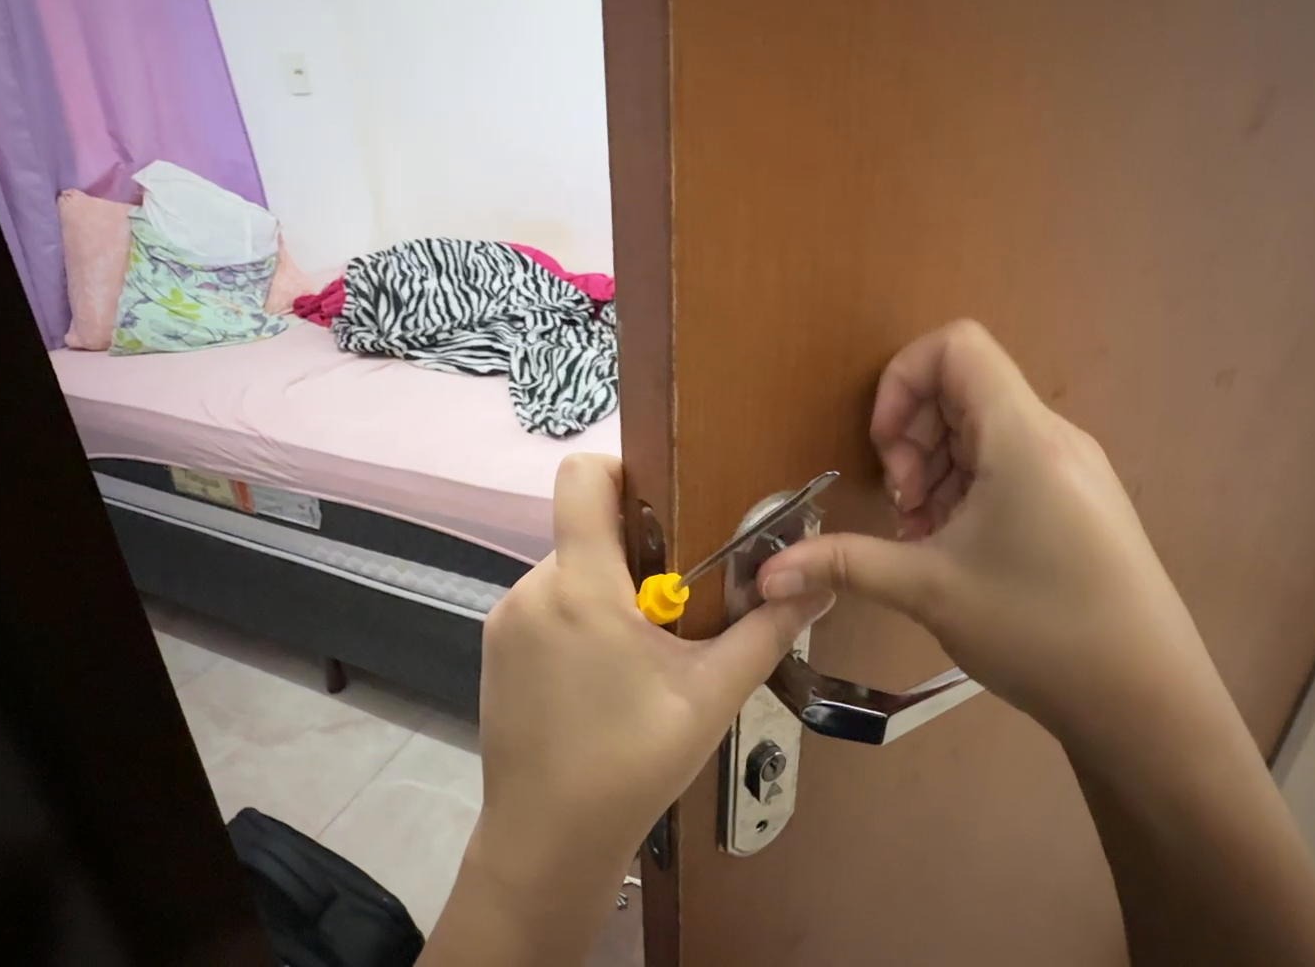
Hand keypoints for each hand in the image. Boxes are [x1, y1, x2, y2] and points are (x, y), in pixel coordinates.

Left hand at [426, 454, 831, 964]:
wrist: (545, 844)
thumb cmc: (631, 764)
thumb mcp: (712, 694)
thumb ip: (768, 629)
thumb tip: (818, 583)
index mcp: (581, 585)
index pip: (582, 477)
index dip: (624, 470)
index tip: (665, 502)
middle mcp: (532, 588)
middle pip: (586, 529)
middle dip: (635, 551)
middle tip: (675, 604)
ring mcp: (506, 620)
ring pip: (568, 570)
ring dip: (608, 591)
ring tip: (642, 651)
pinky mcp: (496, 649)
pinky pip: (545, 605)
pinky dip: (578, 618)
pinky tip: (603, 676)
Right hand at [755, 320, 1226, 763]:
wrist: (1150, 705)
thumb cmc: (1040, 631)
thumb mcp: (929, 590)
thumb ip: (842, 563)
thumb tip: (765, 574)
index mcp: (1022, 437)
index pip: (955, 346)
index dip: (900, 381)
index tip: (884, 450)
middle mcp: (1050, 437)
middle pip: (960, 388)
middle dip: (910, 437)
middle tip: (903, 504)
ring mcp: (1069, 468)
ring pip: (978, 429)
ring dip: (933, 469)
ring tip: (922, 535)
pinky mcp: (1076, 498)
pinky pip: (1004, 463)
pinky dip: (963, 489)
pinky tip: (953, 547)